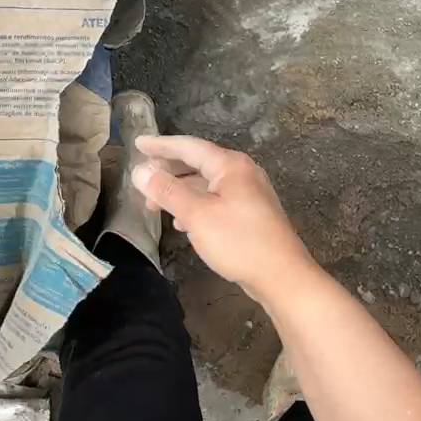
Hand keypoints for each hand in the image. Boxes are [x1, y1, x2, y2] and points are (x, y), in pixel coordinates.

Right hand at [130, 135, 319, 299]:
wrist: (282, 276)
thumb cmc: (239, 241)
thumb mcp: (197, 215)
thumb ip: (167, 191)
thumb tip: (140, 171)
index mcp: (230, 165)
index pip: (189, 146)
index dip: (161, 145)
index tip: (138, 144)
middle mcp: (242, 173)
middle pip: (198, 163)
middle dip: (169, 171)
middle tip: (143, 180)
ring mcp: (249, 193)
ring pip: (206, 184)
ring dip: (180, 191)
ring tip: (156, 205)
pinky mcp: (251, 214)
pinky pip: (216, 200)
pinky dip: (196, 205)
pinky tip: (183, 222)